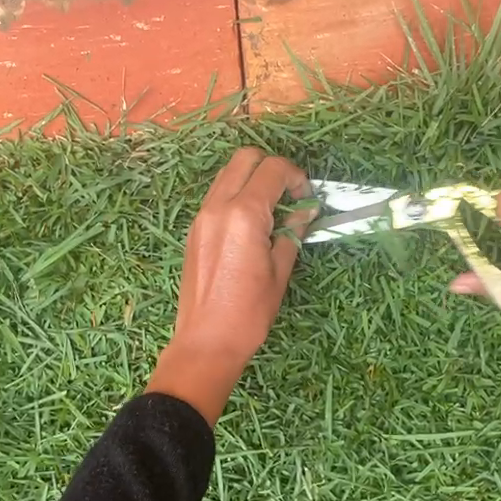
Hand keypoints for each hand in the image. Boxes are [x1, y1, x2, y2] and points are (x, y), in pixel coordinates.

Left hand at [147, 147, 315, 423]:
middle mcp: (218, 207)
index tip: (306, 197)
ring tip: (271, 211)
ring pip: (228, 174)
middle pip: (246, 159)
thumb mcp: (280, 271)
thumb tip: (306, 211)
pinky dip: (236, 196)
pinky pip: (217, 196)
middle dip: (272, 169)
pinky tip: (251, 225)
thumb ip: (292, 233)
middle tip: (289, 196)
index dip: (296, 176)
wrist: (206, 341)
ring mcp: (202, 217)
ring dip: (252, 181)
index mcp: (244, 215)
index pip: (273, 169)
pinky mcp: (194, 230)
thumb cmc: (249, 313)